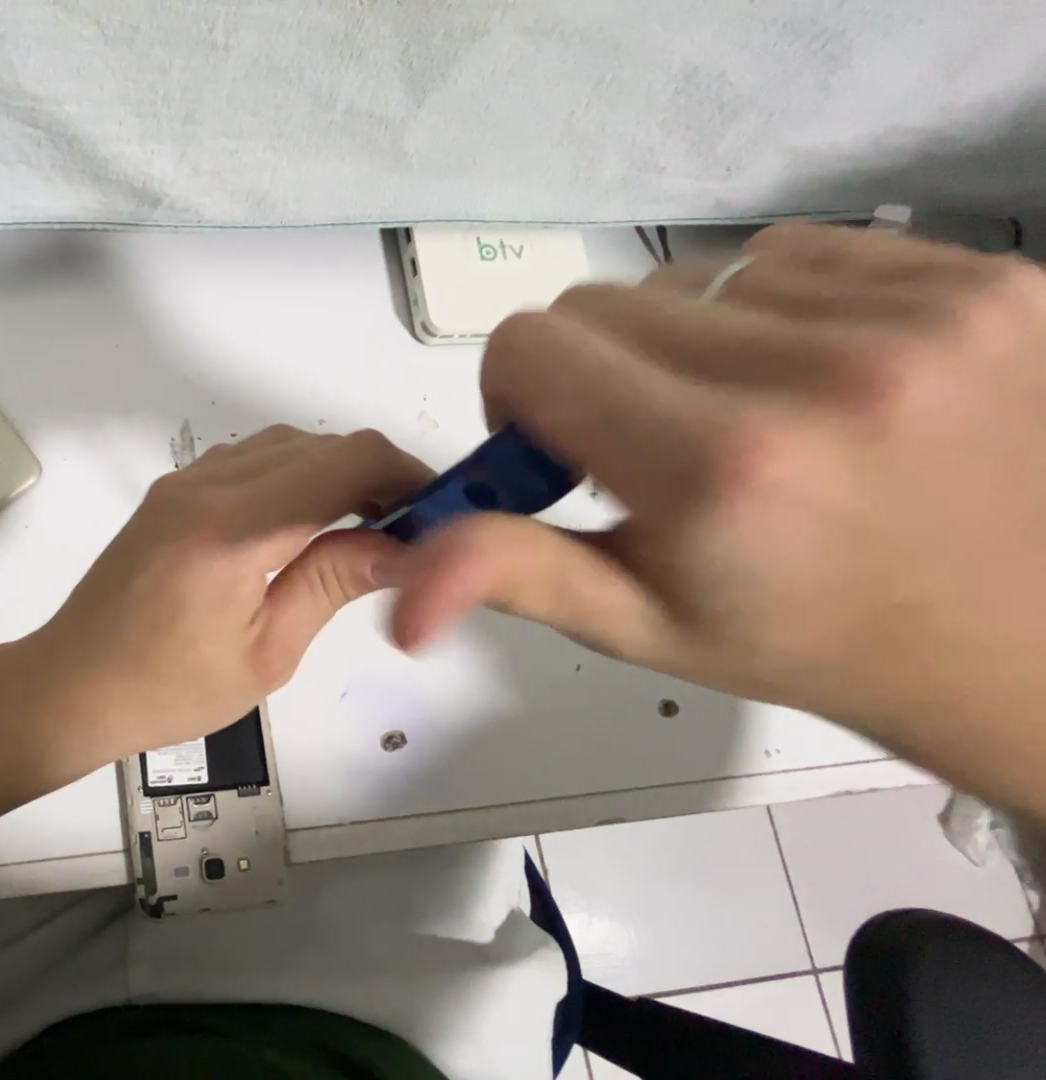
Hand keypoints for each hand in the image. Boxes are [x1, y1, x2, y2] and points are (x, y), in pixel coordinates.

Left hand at [24, 426, 430, 770]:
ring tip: (356, 530)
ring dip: (328, 473)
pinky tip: (298, 524)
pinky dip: (287, 476)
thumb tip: (402, 546)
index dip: (403, 474)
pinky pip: (243, 461)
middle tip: (402, 531)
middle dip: (371, 475)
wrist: (73, 684)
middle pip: (316, 444)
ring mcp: (180, 485)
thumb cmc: (168, 689)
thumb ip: (332, 584)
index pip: (344, 461)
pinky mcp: (167, 494)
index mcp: (234, 529)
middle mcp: (204, 487)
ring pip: (280, 446)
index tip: (434, 513)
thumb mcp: (266, 653)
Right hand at [384, 224, 1045, 809]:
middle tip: (638, 439)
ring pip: (689, 277)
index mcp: (714, 467)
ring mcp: (917, 315)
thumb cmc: (793, 633)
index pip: (532, 345)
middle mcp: (816, 373)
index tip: (555, 442)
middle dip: (588, 368)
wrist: (1021, 638)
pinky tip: (805, 379)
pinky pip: (790, 255)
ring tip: (732, 414)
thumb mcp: (630, 622)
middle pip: (598, 303)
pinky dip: (768, 310)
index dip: (516, 391)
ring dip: (679, 340)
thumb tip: (397, 587)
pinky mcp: (983, 280)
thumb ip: (507, 574)